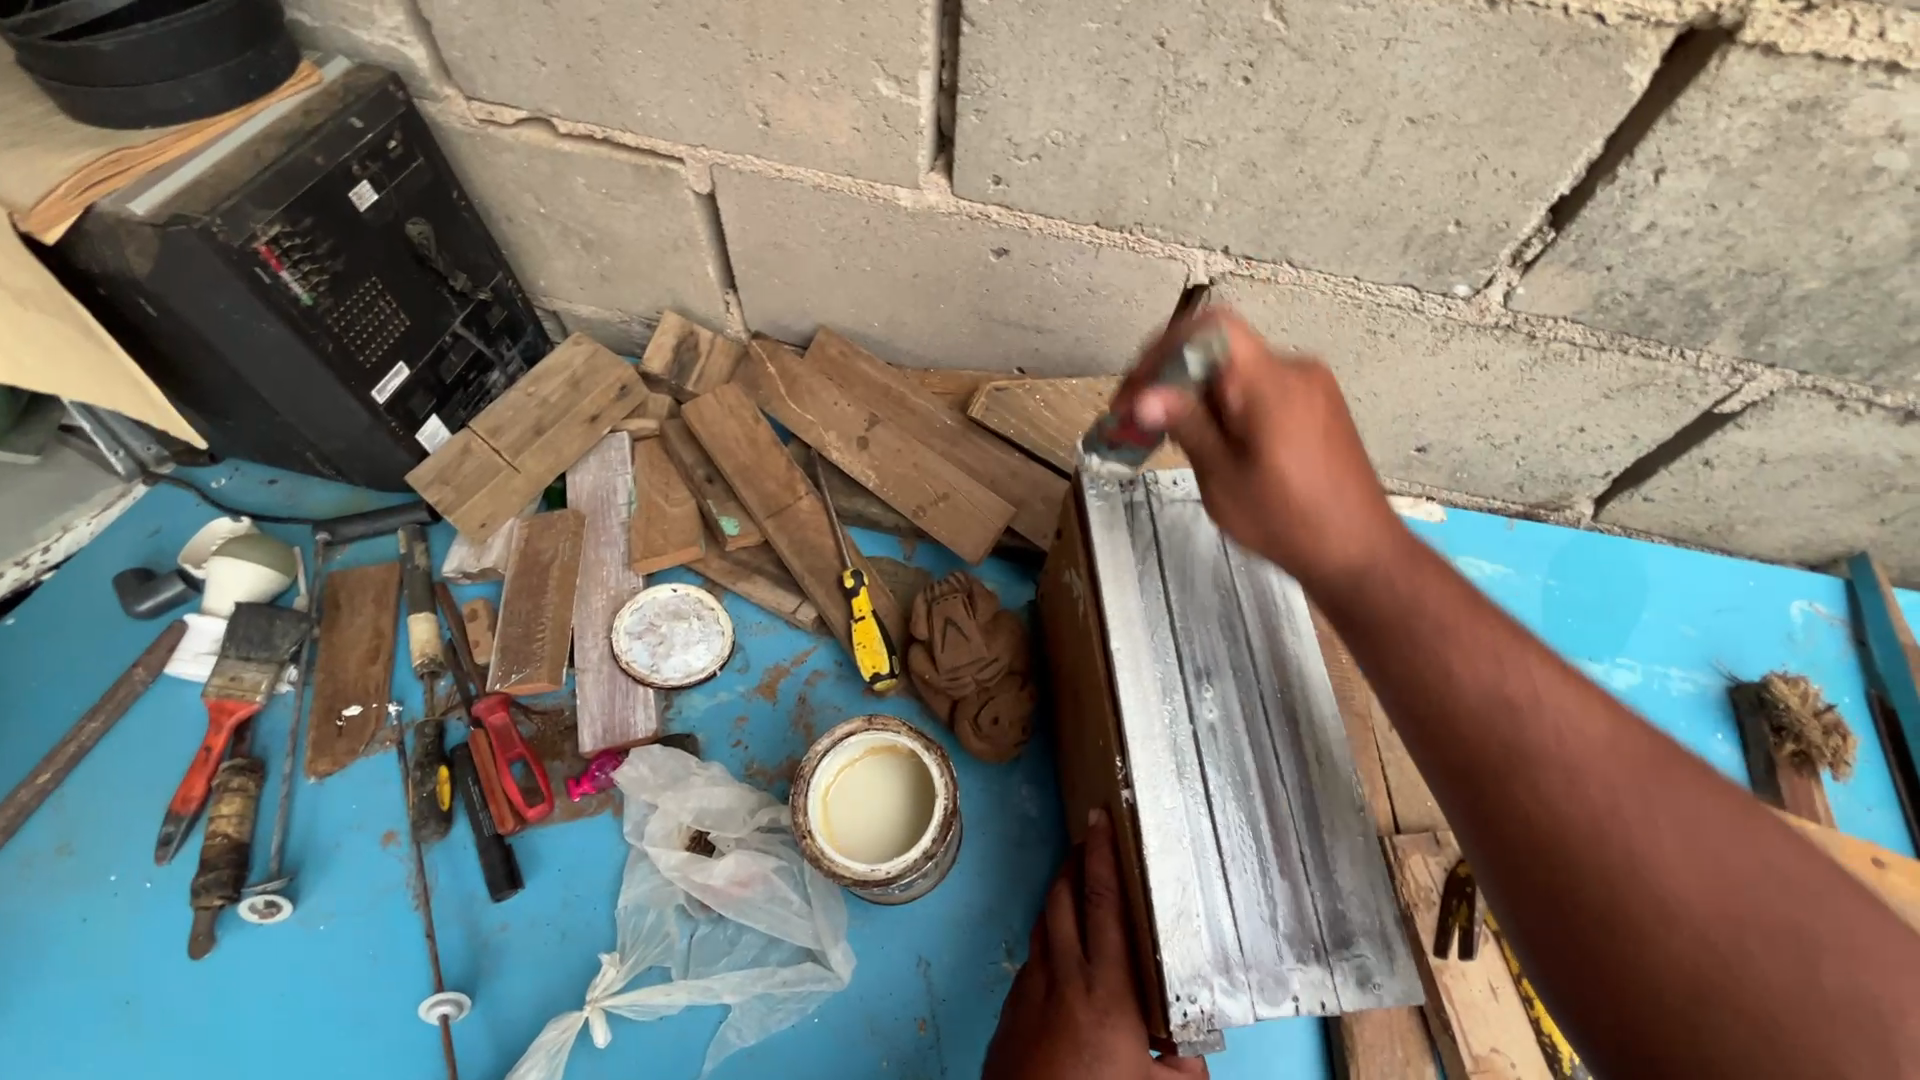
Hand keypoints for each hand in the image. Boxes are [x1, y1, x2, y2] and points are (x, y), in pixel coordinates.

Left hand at [983, 809, 1207, 1079]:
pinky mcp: (1011, 1007)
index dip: (1102, 857)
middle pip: (1063, 898)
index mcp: (1107, 989)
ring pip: (1043, 922)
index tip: (1100, 821)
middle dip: (1074, 862)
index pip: (1103, 903)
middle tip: (1089, 840)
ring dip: (1058, 894)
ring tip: (1074, 880)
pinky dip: (1045, 936)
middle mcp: (1064, 976)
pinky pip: (1031, 956)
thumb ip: (1182, 1069)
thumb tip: (1192, 1056)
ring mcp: (1031, 988)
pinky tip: (1056, 945)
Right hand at [1122, 307, 1406, 593]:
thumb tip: (1144, 395)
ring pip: (1237, 372)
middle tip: (1136, 421)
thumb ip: (1187, 426)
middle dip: (1173, 380)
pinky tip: (1210, 443)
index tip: (1137, 388)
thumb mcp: (1223, 477)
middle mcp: (1295, 371)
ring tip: (1168, 438)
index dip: (1164, 347)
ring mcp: (1310, 387)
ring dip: (1197, 396)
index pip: (1211, 327)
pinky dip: (1226, 406)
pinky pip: (1259, 388)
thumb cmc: (1287, 521)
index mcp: (1271, 383)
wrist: (1358, 550)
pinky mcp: (1316, 405)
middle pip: (1220, 351)